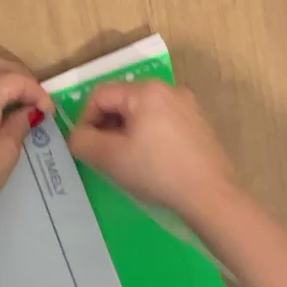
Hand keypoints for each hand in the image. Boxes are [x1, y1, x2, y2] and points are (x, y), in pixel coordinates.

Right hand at [68, 80, 238, 220]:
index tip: (84, 147)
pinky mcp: (199, 125)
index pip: (100, 95)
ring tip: (125, 161)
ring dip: (125, 134)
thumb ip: (83, 142)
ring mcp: (188, 107)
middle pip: (122, 101)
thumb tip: (77, 137)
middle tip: (102, 156)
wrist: (209, 195)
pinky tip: (150, 163)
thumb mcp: (109, 158)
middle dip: (105, 127)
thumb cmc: (156, 171)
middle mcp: (169, 90)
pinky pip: (162, 124)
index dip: (84, 120)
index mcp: (146, 91)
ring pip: (142, 114)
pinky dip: (147, 138)